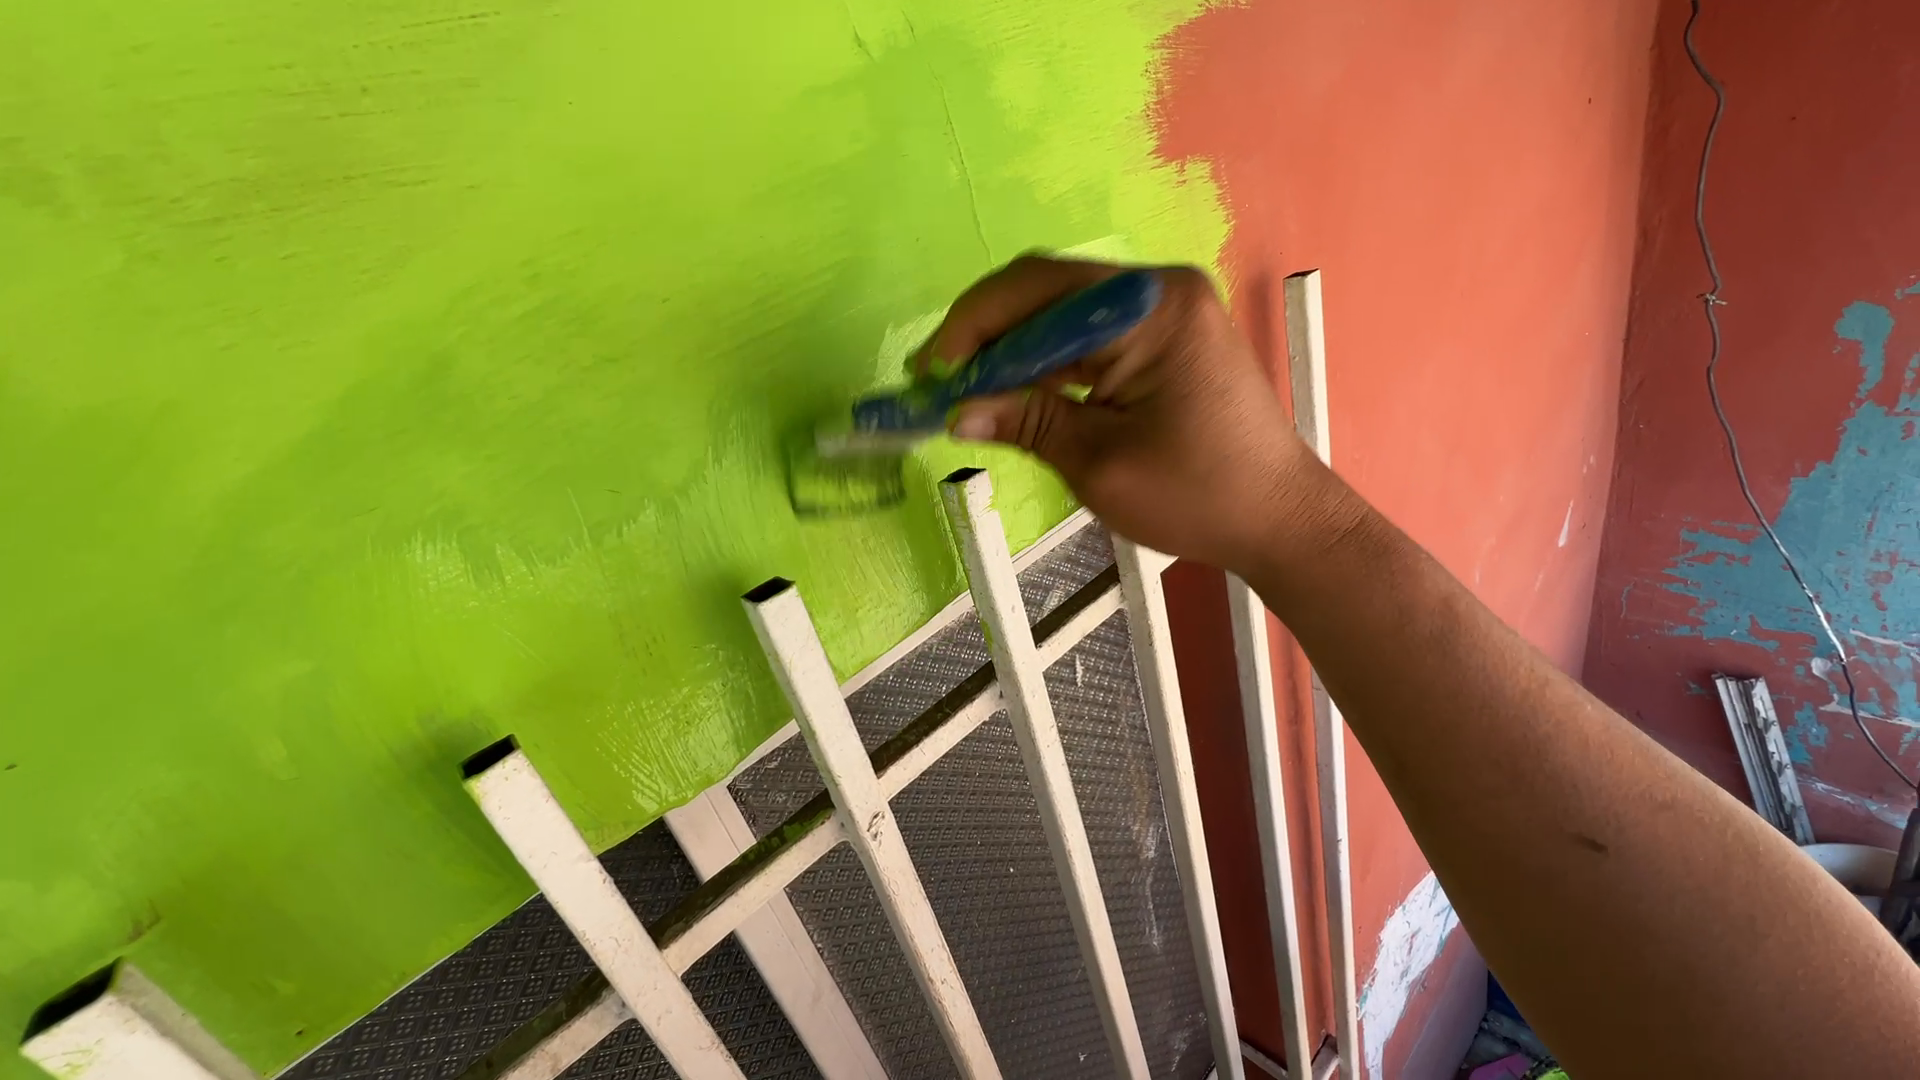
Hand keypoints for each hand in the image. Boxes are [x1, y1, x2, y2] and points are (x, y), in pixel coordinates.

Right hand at [920, 254, 1329, 571]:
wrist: (1279, 519)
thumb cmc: (1196, 495)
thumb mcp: (1098, 462)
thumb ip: (1026, 422)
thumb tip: (957, 411)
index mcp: (1150, 307)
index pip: (1037, 290)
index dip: (972, 327)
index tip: (930, 374)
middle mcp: (1158, 290)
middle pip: (1047, 293)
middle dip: (986, 337)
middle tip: (937, 382)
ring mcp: (1164, 311)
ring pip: (1063, 316)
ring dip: (1012, 352)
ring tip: (965, 391)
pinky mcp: (1164, 338)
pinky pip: (1089, 338)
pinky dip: (1047, 364)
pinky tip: (1016, 392)